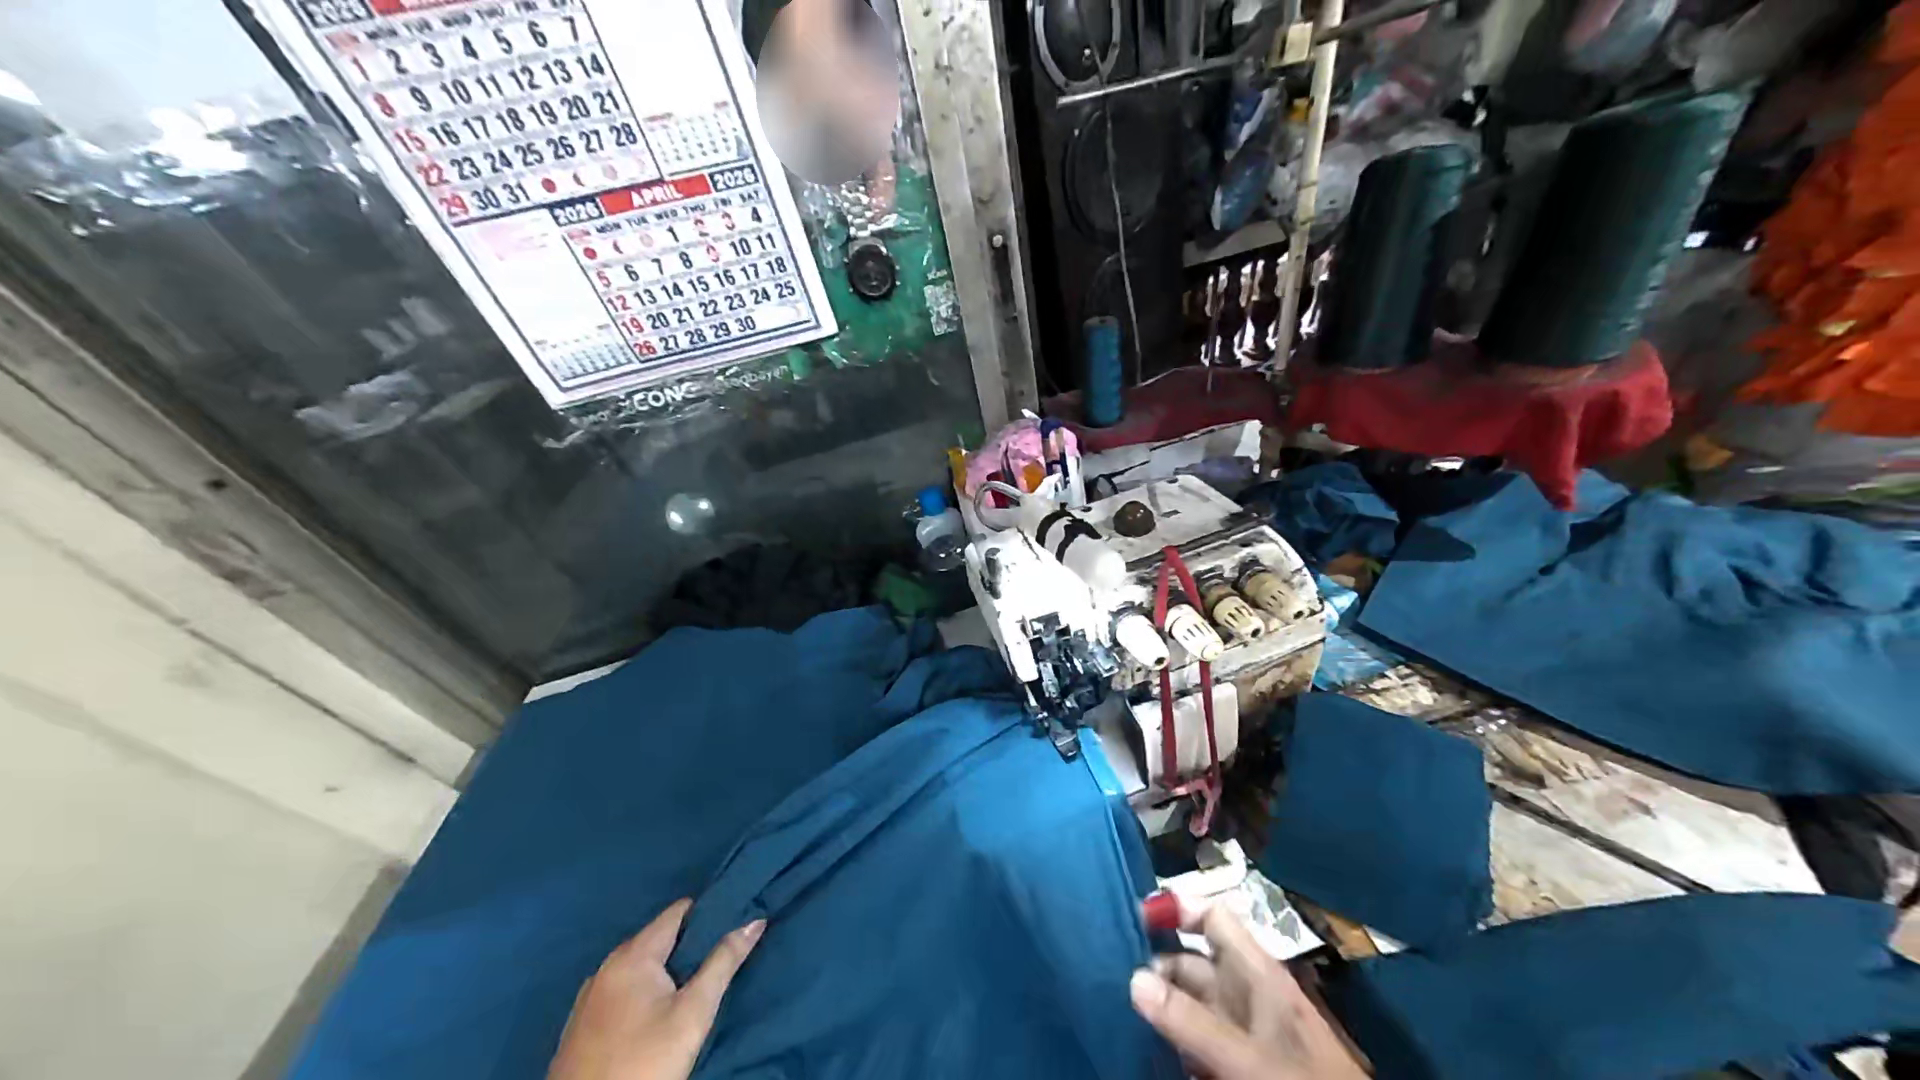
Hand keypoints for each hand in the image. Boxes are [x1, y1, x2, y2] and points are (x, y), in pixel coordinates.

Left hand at [547, 899, 764, 1079]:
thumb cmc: (644, 1066)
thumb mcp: (693, 1014)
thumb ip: (724, 962)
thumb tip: (755, 921)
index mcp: (632, 956)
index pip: (679, 911)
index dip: (710, 914)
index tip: (735, 926)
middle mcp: (606, 967)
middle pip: (660, 938)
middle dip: (691, 946)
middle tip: (722, 962)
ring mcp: (589, 997)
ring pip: (641, 967)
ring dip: (668, 972)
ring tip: (696, 989)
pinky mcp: (582, 1026)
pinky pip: (623, 992)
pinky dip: (646, 993)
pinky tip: (661, 1016)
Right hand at [1130, 899, 1368, 1079]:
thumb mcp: (1248, 1059)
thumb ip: (1191, 1021)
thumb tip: (1133, 979)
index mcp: (1256, 973)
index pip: (1211, 918)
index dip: (1175, 908)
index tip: (1133, 917)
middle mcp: (1246, 993)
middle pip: (1190, 963)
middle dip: (1154, 968)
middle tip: (1113, 982)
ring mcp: (1243, 1031)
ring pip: (1189, 1003)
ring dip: (1159, 1006)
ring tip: (1120, 1011)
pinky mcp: (1238, 1064)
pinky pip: (1196, 1039)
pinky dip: (1172, 1038)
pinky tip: (1147, 1047)